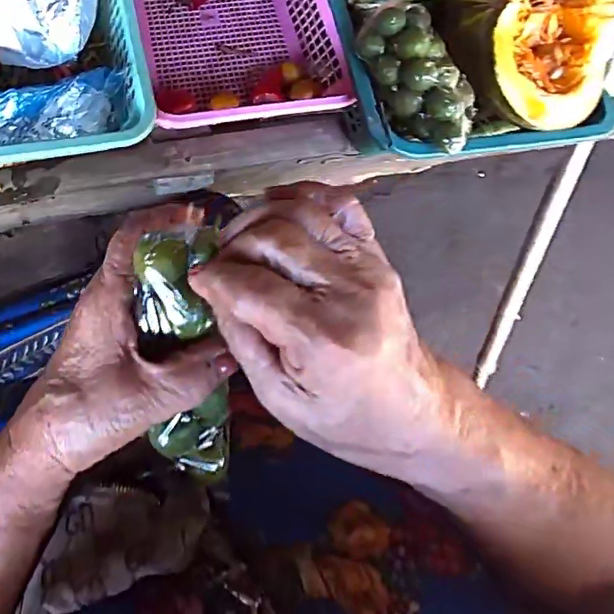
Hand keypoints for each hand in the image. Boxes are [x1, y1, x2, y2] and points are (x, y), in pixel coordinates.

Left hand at [9, 204, 237, 482]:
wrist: (44, 440)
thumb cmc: (87, 410)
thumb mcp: (149, 395)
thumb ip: (195, 374)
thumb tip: (235, 354)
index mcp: (107, 295)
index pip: (130, 237)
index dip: (160, 218)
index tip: (195, 215)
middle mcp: (104, 296)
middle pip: (142, 256)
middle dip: (180, 251)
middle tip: (221, 258)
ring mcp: (105, 315)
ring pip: (144, 284)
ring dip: (176, 281)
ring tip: (218, 289)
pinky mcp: (109, 336)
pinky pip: (143, 307)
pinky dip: (169, 308)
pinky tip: (196, 327)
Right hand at [189, 184, 454, 476]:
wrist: (416, 413)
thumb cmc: (345, 419)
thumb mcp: (279, 399)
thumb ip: (240, 338)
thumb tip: (211, 286)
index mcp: (323, 338)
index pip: (251, 285)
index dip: (214, 276)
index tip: (197, 278)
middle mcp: (349, 291)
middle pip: (273, 237)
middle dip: (231, 245)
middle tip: (217, 262)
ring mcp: (367, 265)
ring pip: (300, 210)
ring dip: (258, 216)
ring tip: (240, 237)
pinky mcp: (376, 253)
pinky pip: (339, 203)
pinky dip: (302, 195)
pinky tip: (277, 207)